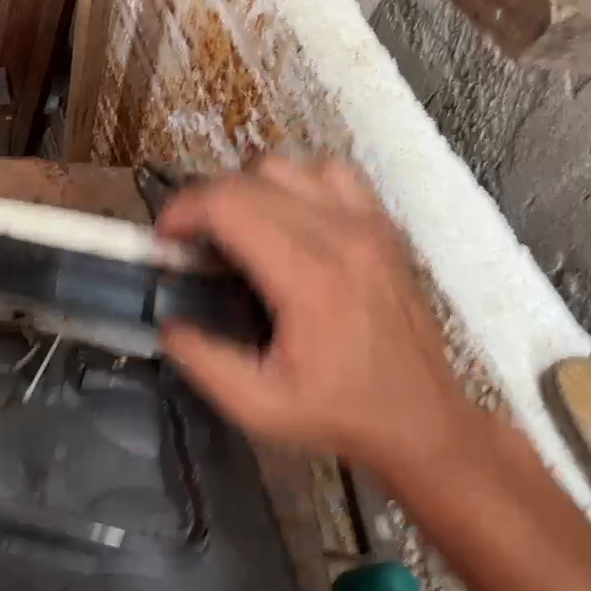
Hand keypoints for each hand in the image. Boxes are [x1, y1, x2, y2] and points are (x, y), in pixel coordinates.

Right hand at [158, 155, 474, 474]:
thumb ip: (200, 360)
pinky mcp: (382, 224)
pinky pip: (327, 172)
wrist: (425, 423)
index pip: (227, 206)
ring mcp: (367, 224)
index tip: (166, 239)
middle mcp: (340, 237)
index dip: (181, 211)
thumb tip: (165, 320)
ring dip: (245, 189)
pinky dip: (294, 183)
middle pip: (246, 180)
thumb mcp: (257, 407)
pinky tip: (286, 216)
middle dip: (201, 202)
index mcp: (309, 279)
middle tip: (190, 241)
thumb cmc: (342, 413)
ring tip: (234, 228)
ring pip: (282, 167)